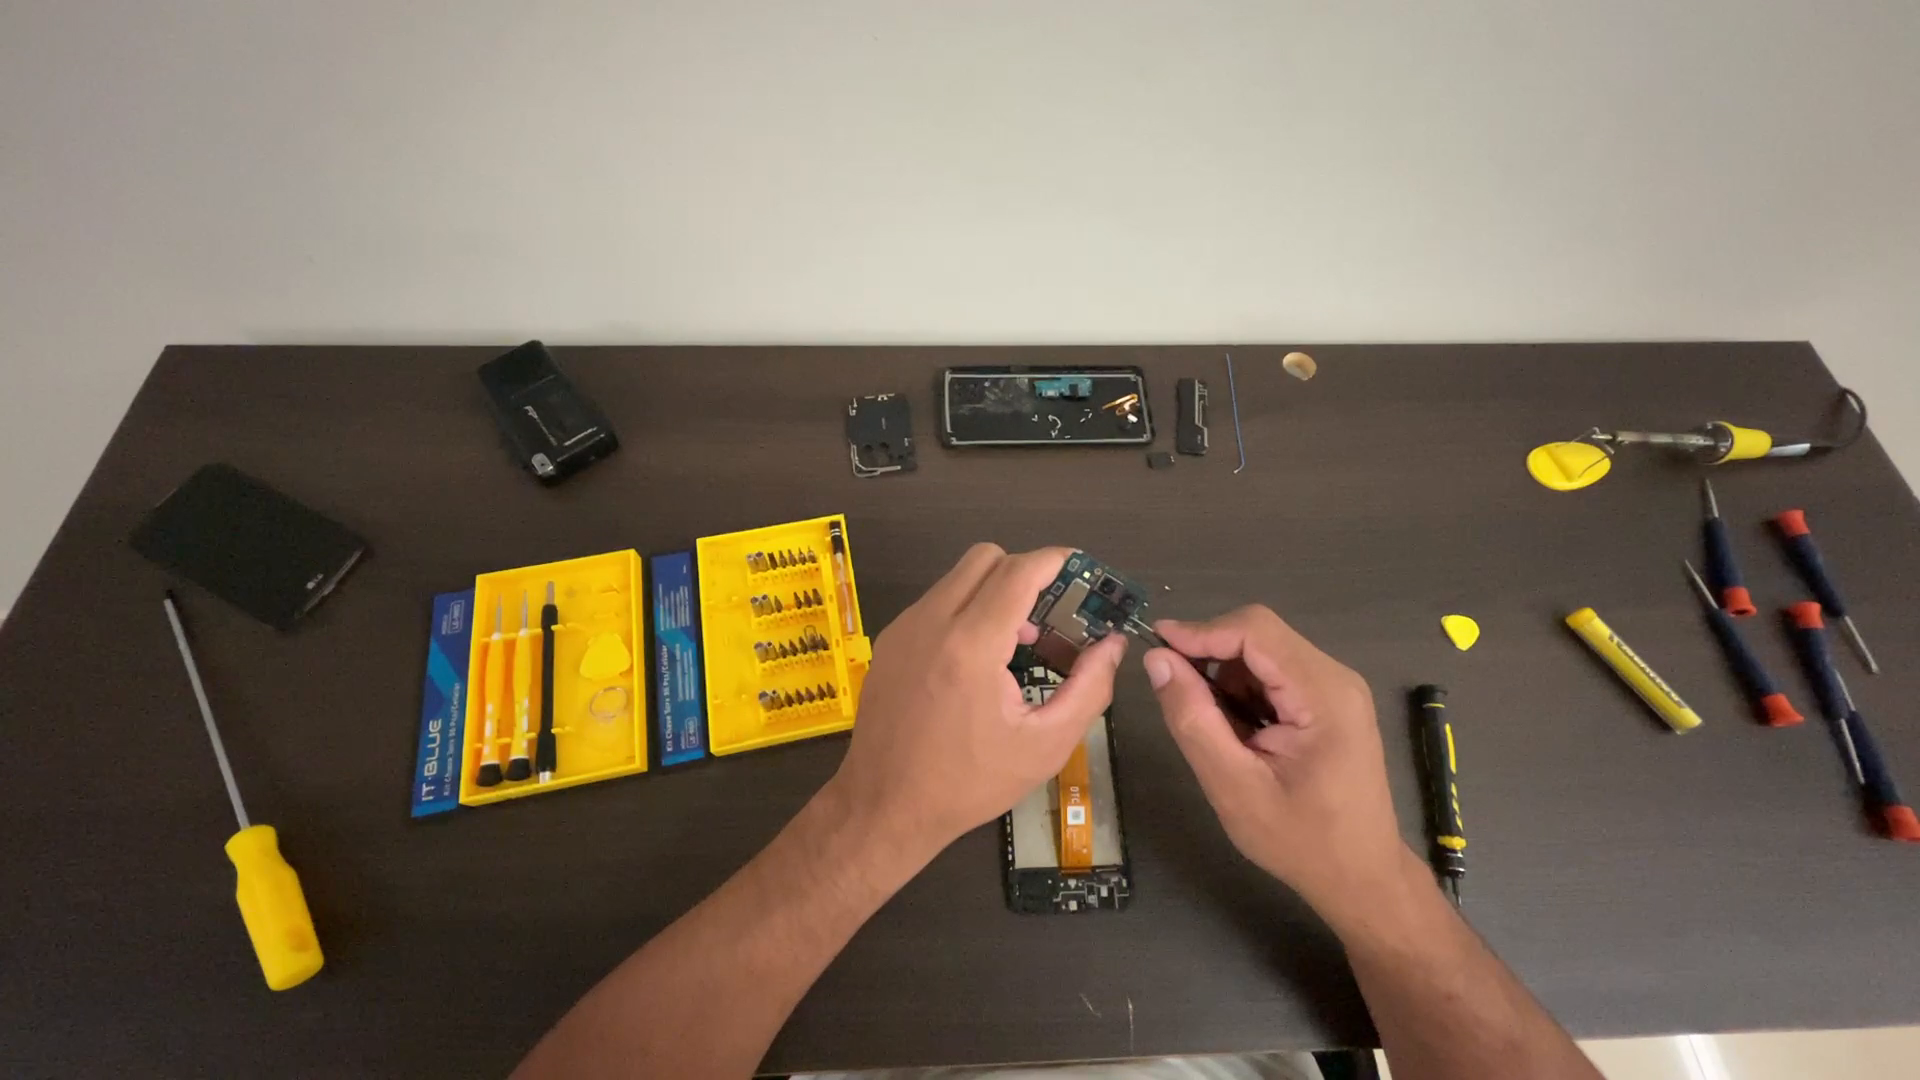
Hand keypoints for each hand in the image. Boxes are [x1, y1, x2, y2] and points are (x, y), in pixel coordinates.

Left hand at [829, 544, 1126, 857]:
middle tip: (1048, 615)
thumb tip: (1113, 644)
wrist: (884, 806)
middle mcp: (932, 622)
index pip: (1018, 571)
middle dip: (1024, 573)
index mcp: (972, 645)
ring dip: (993, 592)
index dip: (1055, 560)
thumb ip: (1089, 688)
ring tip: (1015, 645)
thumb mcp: (1044, 745)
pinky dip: (964, 610)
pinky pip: (936, 601)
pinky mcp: (890, 640)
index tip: (1081, 569)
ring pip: (957, 577)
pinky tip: (976, 661)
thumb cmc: (969, 783)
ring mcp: (904, 628)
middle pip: (986, 558)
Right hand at [1143, 606, 1410, 913]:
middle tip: (1175, 693)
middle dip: (1209, 655)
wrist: (1361, 878)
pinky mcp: (1328, 700)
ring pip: (1262, 651)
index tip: (1153, 648)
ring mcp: (1335, 687)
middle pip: (1258, 635)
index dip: (1200, 631)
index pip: (1254, 631)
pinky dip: (1242, 689)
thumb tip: (1157, 660)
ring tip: (1213, 727)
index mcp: (1323, 694)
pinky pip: (1272, 671)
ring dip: (1224, 676)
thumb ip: (1192, 719)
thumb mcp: (1232, 786)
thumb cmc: (1300, 841)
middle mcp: (1335, 677)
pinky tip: (1237, 731)